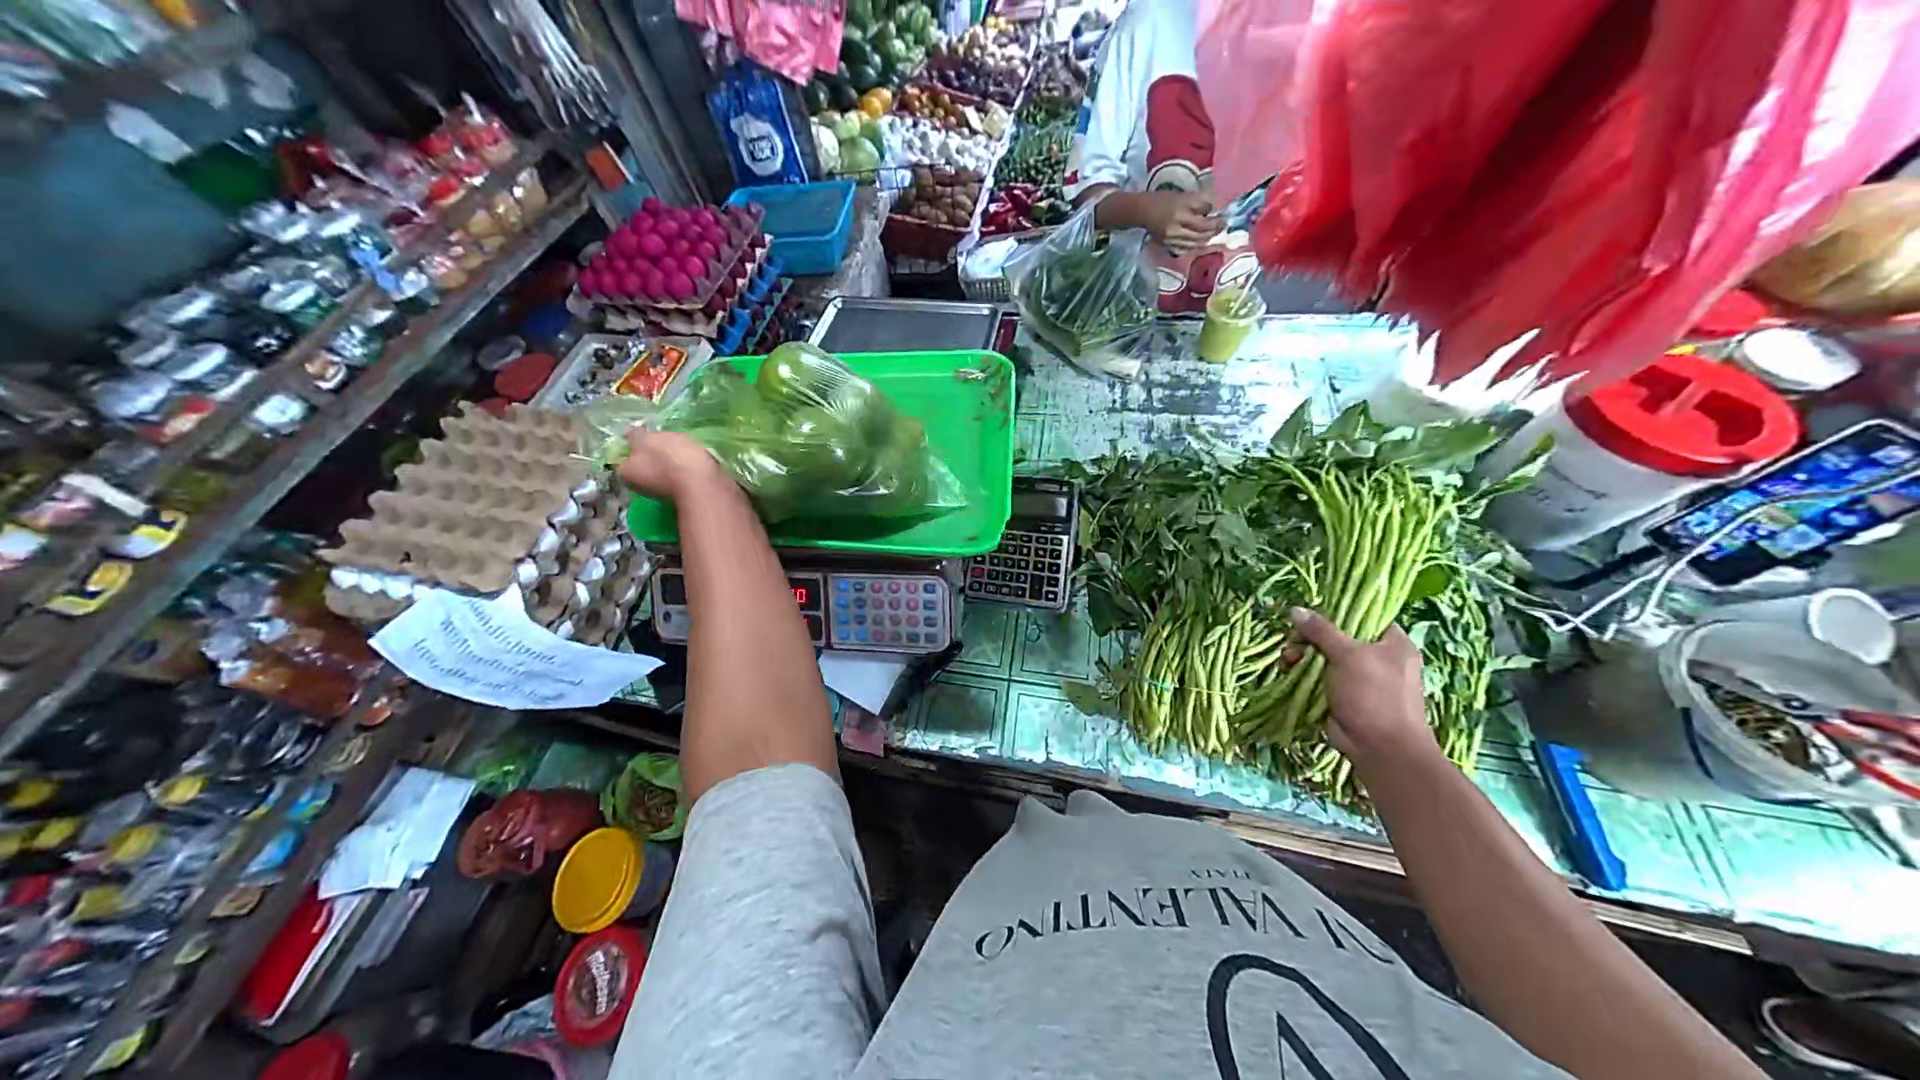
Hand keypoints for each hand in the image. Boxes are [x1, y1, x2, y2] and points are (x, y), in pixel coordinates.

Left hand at [615, 427, 726, 501]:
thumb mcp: (648, 439)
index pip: (624, 456)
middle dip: (651, 455)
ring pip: (661, 472)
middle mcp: (638, 487)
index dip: (634, 444)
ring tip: (682, 449)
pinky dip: (682, 470)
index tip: (647, 436)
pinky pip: (677, 477)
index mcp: (625, 473)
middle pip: (642, 465)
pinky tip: (691, 461)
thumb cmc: (671, 458)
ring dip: (668, 462)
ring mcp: (660, 493)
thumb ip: (635, 435)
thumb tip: (626, 433)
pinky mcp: (680, 494)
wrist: (702, 483)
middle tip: (666, 441)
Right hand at [1141, 191, 1221, 255]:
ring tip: (1213, 233)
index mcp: (1181, 208)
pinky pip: (1187, 248)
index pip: (1204, 212)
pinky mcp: (1168, 245)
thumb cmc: (1164, 200)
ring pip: (1196, 241)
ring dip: (1207, 238)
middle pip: (1202, 230)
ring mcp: (1172, 237)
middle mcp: (1177, 224)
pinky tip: (1200, 242)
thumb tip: (1214, 210)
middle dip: (1215, 228)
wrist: (1143, 212)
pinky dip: (1196, 246)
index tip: (1219, 213)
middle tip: (1222, 225)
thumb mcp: (1182, 195)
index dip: (1213, 213)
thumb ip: (1198, 203)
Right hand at [1287, 607, 1438, 767]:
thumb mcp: (1347, 655)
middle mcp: (1379, 658)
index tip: (1311, 615)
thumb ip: (1321, 630)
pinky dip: (1305, 674)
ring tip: (1287, 659)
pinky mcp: (1345, 696)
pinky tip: (1288, 671)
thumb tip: (1295, 609)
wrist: (1381, 749)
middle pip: (1339, 637)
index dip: (1336, 613)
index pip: (1365, 616)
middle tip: (1292, 641)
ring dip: (1304, 656)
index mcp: (1393, 643)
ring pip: (1326, 658)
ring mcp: (1361, 679)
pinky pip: (1321, 677)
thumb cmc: (1373, 695)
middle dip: (1312, 638)